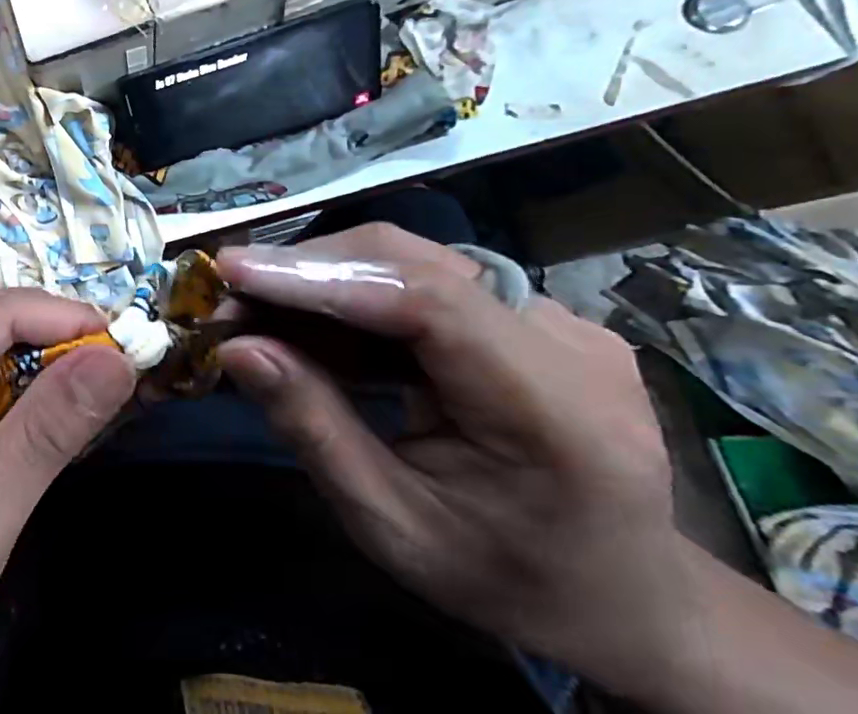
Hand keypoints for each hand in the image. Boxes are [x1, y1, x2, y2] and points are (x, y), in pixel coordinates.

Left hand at [0, 290, 136, 712]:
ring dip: (51, 356)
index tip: (131, 358)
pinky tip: (41, 413)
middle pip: (6, 310)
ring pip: (4, 327)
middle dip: (65, 339)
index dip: (74, 323)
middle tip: (114, 386)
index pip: (7, 310)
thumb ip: (51, 429)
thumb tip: (117, 358)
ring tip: (80, 406)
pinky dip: (29, 373)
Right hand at [214, 224, 680, 676]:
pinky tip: (313, 321)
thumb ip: (315, 429)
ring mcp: (558, 318)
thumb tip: (237, 348)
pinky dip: (359, 297)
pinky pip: (429, 283)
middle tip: (230, 294)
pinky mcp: (534, 315)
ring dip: (327, 277)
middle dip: (310, 269)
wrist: (627, 595)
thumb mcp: (395, 526)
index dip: (323, 276)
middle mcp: (567, 341)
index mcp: (554, 410)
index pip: (429, 303)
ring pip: (417, 262)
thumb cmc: (509, 579)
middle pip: (417, 263)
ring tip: (257, 307)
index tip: (234, 271)